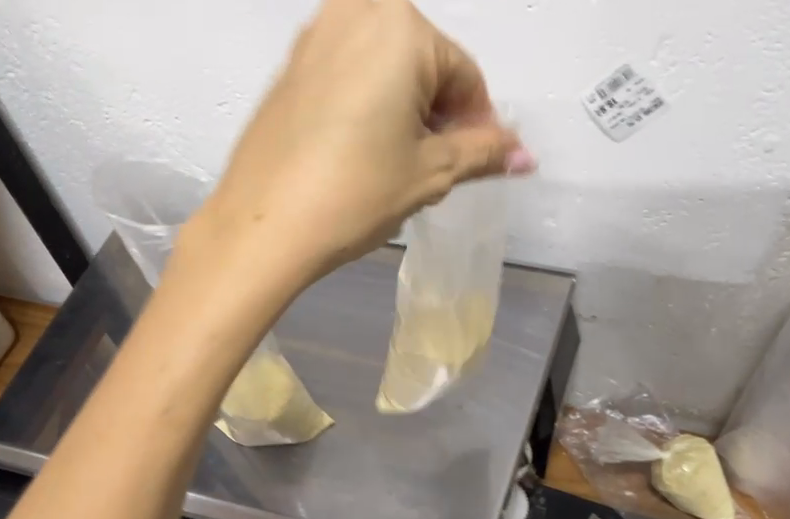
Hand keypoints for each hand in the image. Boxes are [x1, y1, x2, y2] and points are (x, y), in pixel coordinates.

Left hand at [182, 0, 528, 288]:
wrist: (263, 226)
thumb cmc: (354, 193)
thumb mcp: (430, 173)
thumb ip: (482, 154)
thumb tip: (526, 156)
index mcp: (400, 25)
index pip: (464, 75)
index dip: (479, 125)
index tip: (479, 166)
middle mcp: (356, 12)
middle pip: (424, 65)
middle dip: (439, 115)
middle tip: (436, 171)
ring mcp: (315, 36)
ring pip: (385, 70)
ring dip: (405, 113)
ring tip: (398, 169)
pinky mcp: (290, 67)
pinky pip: (349, 76)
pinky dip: (368, 108)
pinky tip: (361, 157)